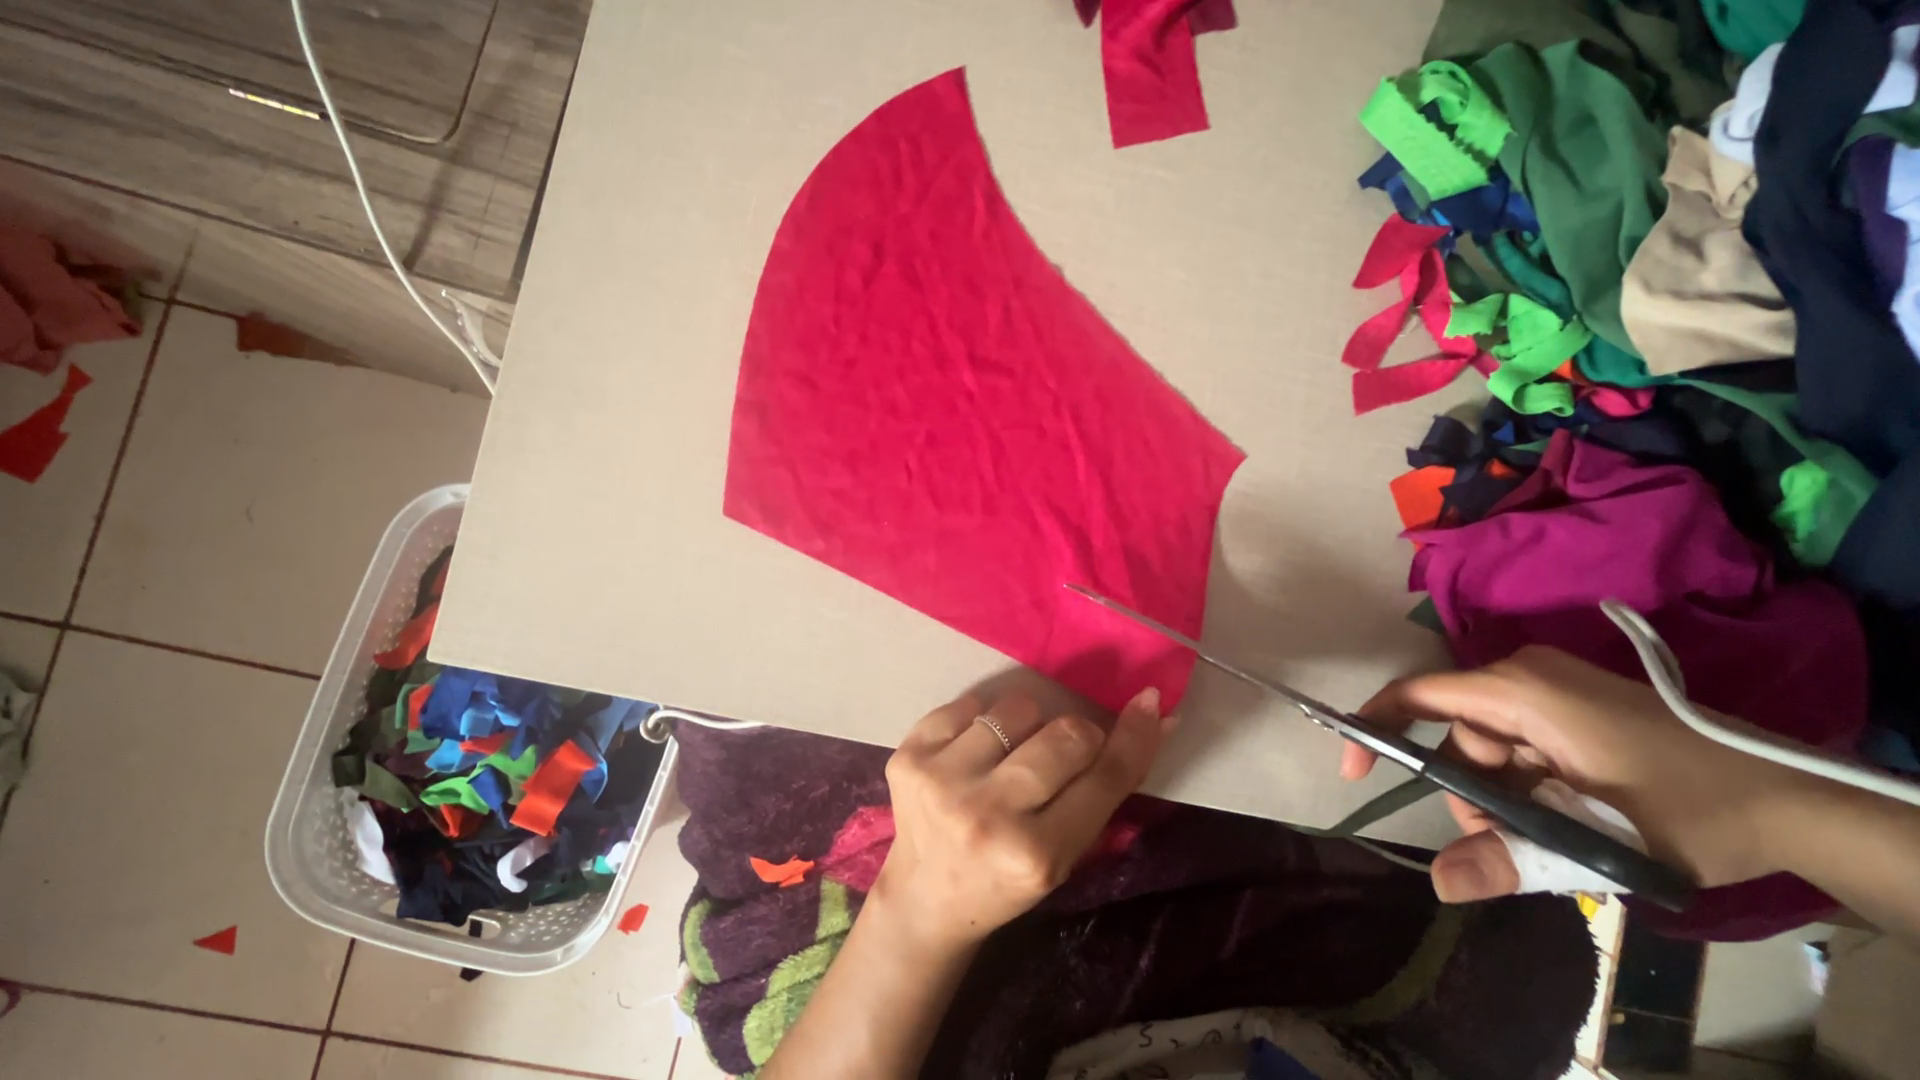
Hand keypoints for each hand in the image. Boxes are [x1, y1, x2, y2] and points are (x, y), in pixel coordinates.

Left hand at [871, 687, 1174, 952]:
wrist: (926, 899)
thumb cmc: (1008, 880)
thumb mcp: (1065, 855)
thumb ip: (1106, 791)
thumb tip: (1156, 715)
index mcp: (1036, 856)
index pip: (1104, 778)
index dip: (1134, 736)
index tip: (1149, 702)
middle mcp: (986, 817)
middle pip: (1065, 735)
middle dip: (1077, 735)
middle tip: (1065, 752)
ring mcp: (941, 784)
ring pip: (1016, 709)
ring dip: (1026, 725)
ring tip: (1011, 757)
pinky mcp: (907, 759)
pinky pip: (969, 705)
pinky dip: (980, 721)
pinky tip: (973, 754)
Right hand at [1343, 646, 1820, 902]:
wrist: (1795, 801)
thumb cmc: (1689, 809)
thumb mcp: (1594, 841)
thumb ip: (1509, 859)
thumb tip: (1435, 884)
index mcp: (1520, 689)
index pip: (1417, 696)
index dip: (1373, 729)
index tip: (1354, 776)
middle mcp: (1526, 677)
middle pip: (1456, 737)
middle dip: (1473, 794)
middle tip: (1522, 839)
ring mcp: (1552, 691)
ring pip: (1488, 749)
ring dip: (1506, 798)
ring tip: (1561, 833)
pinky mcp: (1572, 708)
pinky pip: (1519, 746)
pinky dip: (1529, 787)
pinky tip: (1571, 813)